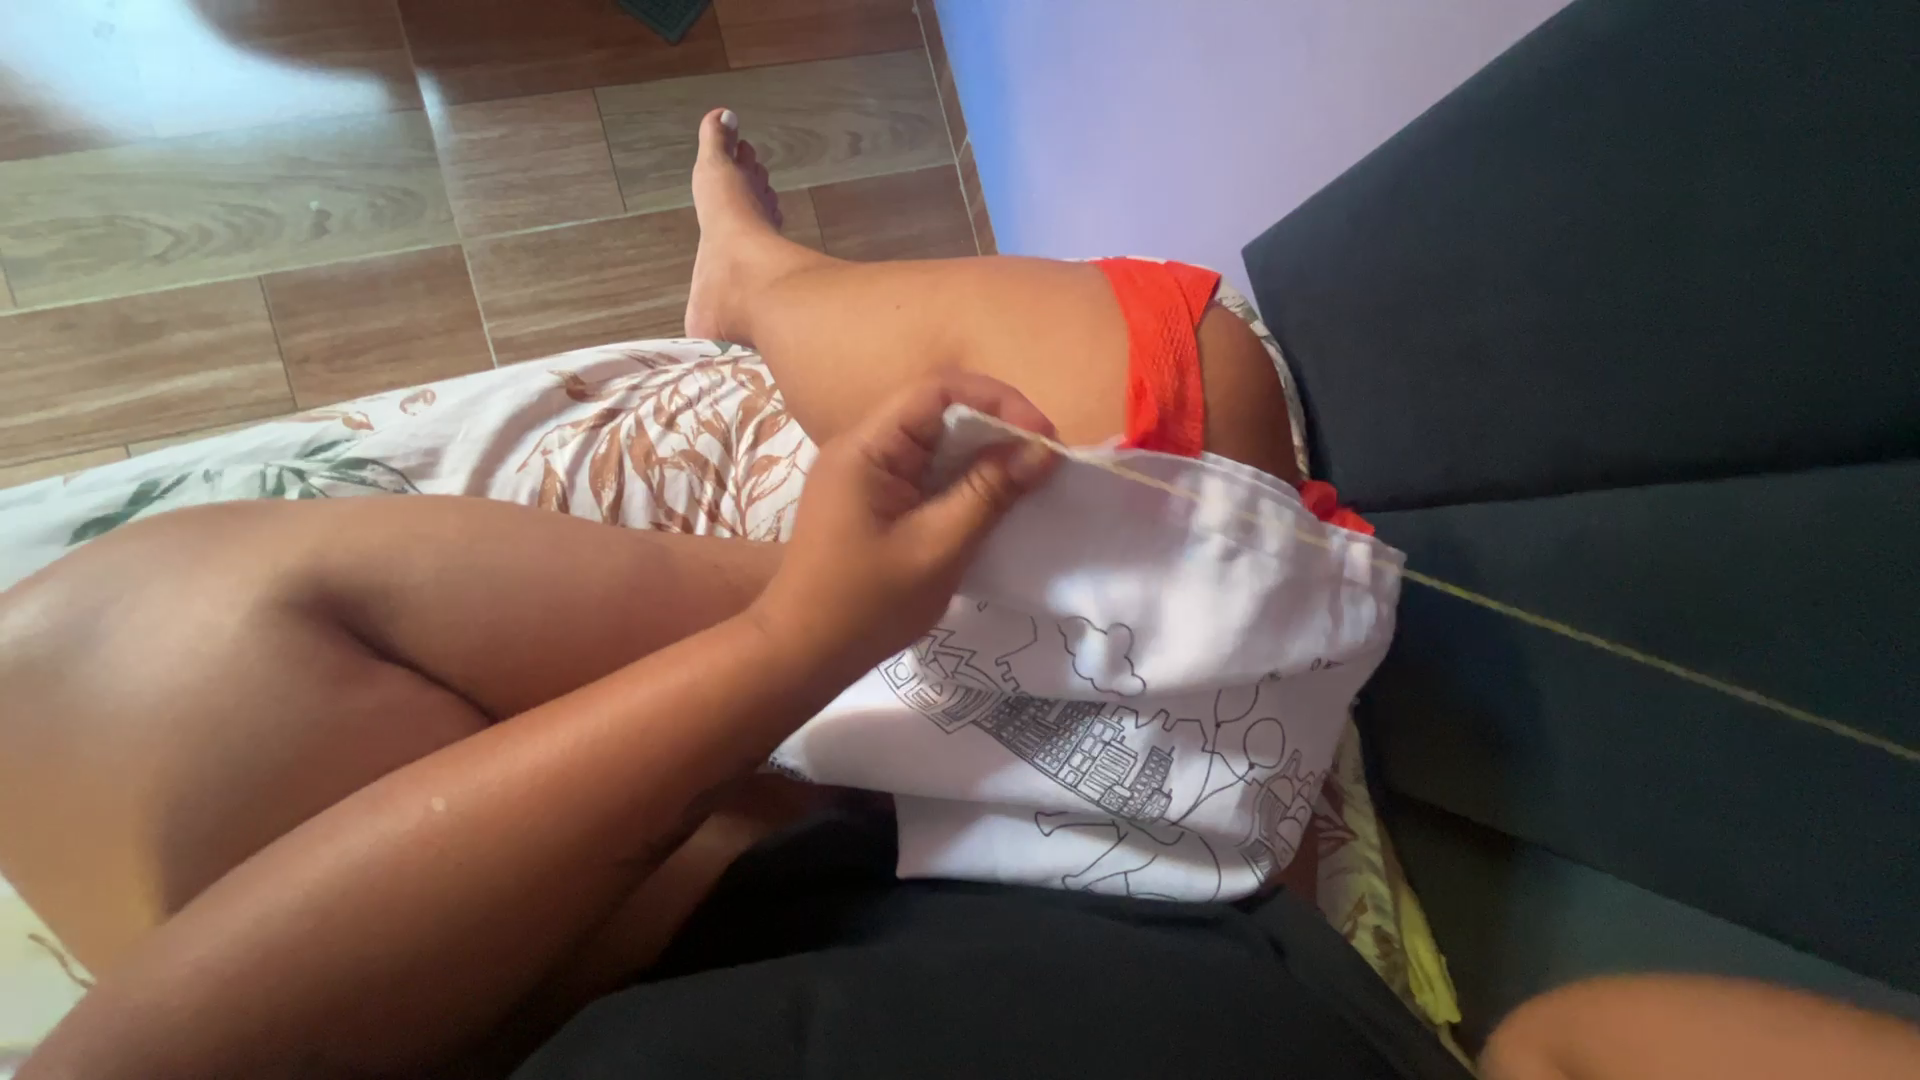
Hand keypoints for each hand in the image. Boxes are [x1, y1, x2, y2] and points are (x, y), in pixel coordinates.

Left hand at [749, 372, 1058, 677]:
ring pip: (934, 443)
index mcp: (867, 448)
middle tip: (1043, 460)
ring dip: (982, 456)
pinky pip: (924, 473)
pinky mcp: (872, 500)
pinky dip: (962, 480)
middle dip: (996, 428)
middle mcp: (862, 448)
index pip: (938, 391)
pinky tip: (992, 501)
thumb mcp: (938, 548)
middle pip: (938, 412)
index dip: (998, 401)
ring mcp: (864, 474)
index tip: (1043, 435)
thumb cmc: (867, 605)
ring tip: (1027, 479)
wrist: (804, 653)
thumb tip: (1043, 449)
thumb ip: (989, 493)